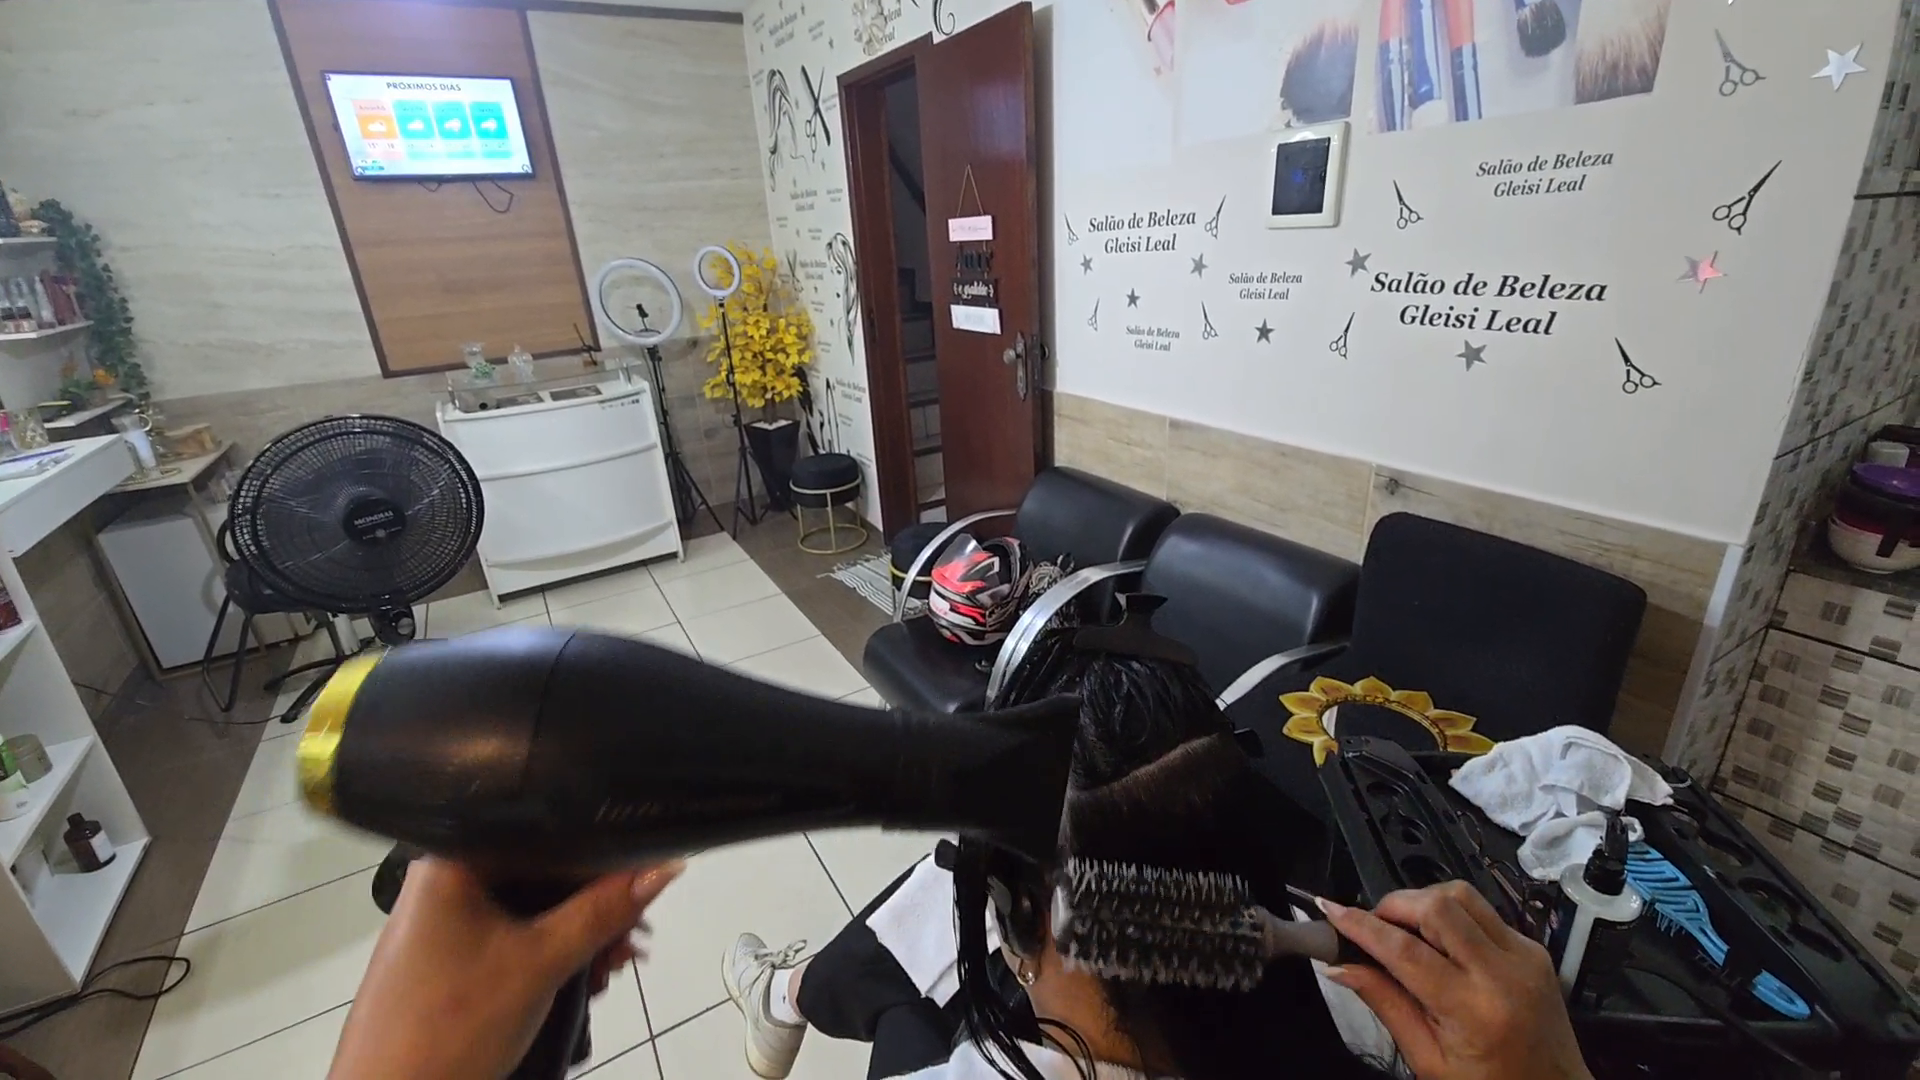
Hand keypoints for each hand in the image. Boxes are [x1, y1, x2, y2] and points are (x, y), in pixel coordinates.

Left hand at [329, 858, 683, 1079]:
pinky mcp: (456, 951)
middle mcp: (450, 876)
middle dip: (600, 898)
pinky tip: (591, 972)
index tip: (644, 866)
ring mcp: (451, 916)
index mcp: (454, 859)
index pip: (545, 824)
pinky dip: (559, 946)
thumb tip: (670, 865)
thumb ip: (605, 910)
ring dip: (586, 927)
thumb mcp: (540, 964)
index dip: (601, 842)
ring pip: (540, 900)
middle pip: (548, 866)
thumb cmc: (449, 1028)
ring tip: (618, 962)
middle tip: (637, 931)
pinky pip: (523, 928)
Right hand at [1321, 881, 1590, 1079]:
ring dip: (1421, 902)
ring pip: (1459, 895)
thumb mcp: (1429, 1060)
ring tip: (1405, 930)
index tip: (1328, 908)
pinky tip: (1439, 941)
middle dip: (1392, 905)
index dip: (1360, 924)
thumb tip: (1337, 964)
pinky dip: (1448, 914)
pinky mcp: (1534, 947)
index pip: (1404, 950)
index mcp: (1475, 1011)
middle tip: (1373, 926)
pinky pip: (1479, 909)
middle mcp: (1504, 975)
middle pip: (1435, 906)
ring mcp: (1525, 956)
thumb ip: (1383, 1003)